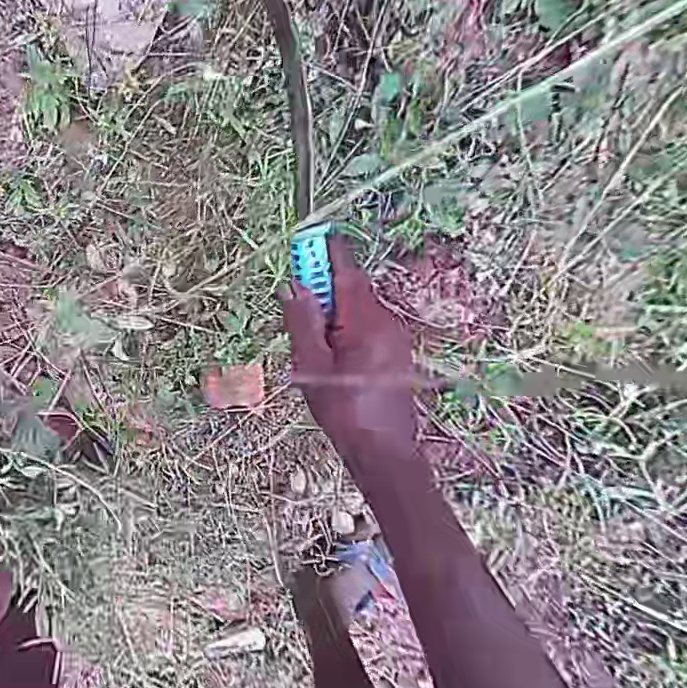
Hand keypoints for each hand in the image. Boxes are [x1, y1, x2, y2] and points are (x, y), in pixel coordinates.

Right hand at [282, 232, 418, 463]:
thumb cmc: (342, 410)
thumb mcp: (311, 365)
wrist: (382, 450)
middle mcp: (386, 323)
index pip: (347, 273)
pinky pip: (363, 327)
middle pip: (350, 290)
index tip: (309, 236)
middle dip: (321, 289)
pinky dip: (341, 328)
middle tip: (295, 303)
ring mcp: (393, 338)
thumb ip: (302, 322)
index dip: (327, 252)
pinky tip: (326, 356)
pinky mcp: (392, 353)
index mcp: (366, 322)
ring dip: (329, 313)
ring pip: (355, 310)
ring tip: (308, 344)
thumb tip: (293, 286)